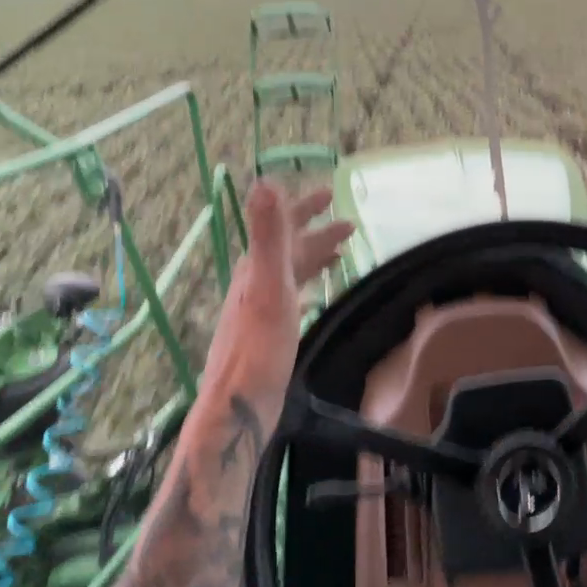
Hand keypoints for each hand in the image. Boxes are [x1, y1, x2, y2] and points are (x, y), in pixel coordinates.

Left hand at [208, 183, 354, 395]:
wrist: (238, 405)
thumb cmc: (259, 347)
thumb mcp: (269, 286)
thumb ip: (268, 235)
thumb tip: (266, 182)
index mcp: (257, 269)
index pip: (283, 227)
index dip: (304, 208)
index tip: (331, 193)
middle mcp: (255, 283)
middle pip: (289, 248)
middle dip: (316, 231)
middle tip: (348, 223)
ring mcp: (260, 309)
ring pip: (291, 272)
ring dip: (314, 257)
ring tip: (341, 254)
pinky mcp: (268, 332)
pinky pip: (293, 296)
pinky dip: (308, 286)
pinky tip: (316, 297)